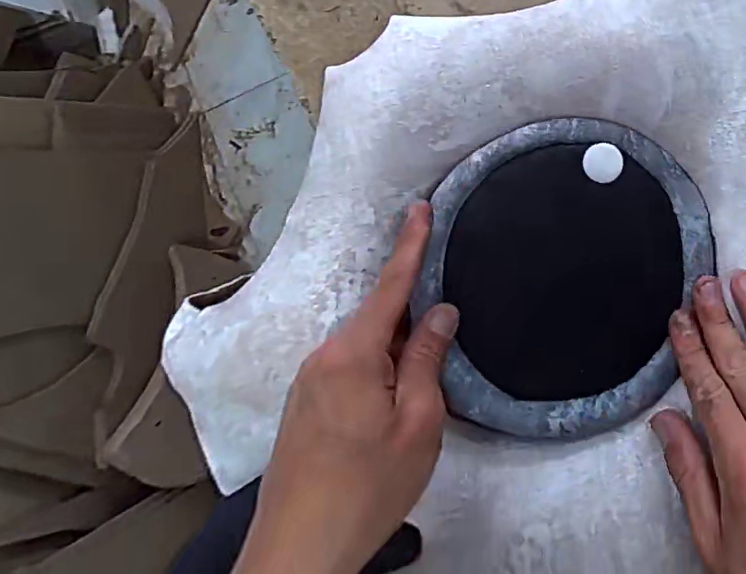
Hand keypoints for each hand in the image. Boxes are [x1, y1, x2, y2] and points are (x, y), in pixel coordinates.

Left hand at [235, 201, 459, 573]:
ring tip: (430, 365)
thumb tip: (441, 312)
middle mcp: (323, 361)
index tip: (420, 208)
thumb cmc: (367, 487)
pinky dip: (384, 361)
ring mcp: (310, 385)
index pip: (391, 286)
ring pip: (369, 342)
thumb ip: (428, 357)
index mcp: (352, 357)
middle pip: (380, 315)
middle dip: (416, 310)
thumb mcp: (418, 420)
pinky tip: (402, 388)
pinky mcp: (307, 407)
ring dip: (401, 342)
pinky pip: (354, 364)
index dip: (410, 244)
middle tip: (450, 320)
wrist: (296, 559)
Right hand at [653, 271, 745, 573]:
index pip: (710, 391)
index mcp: (743, 469)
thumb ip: (690, 475)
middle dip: (719, 320)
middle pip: (742, 366)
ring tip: (743, 282)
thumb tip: (666, 420)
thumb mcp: (714, 543)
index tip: (679, 319)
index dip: (691, 350)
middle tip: (705, 285)